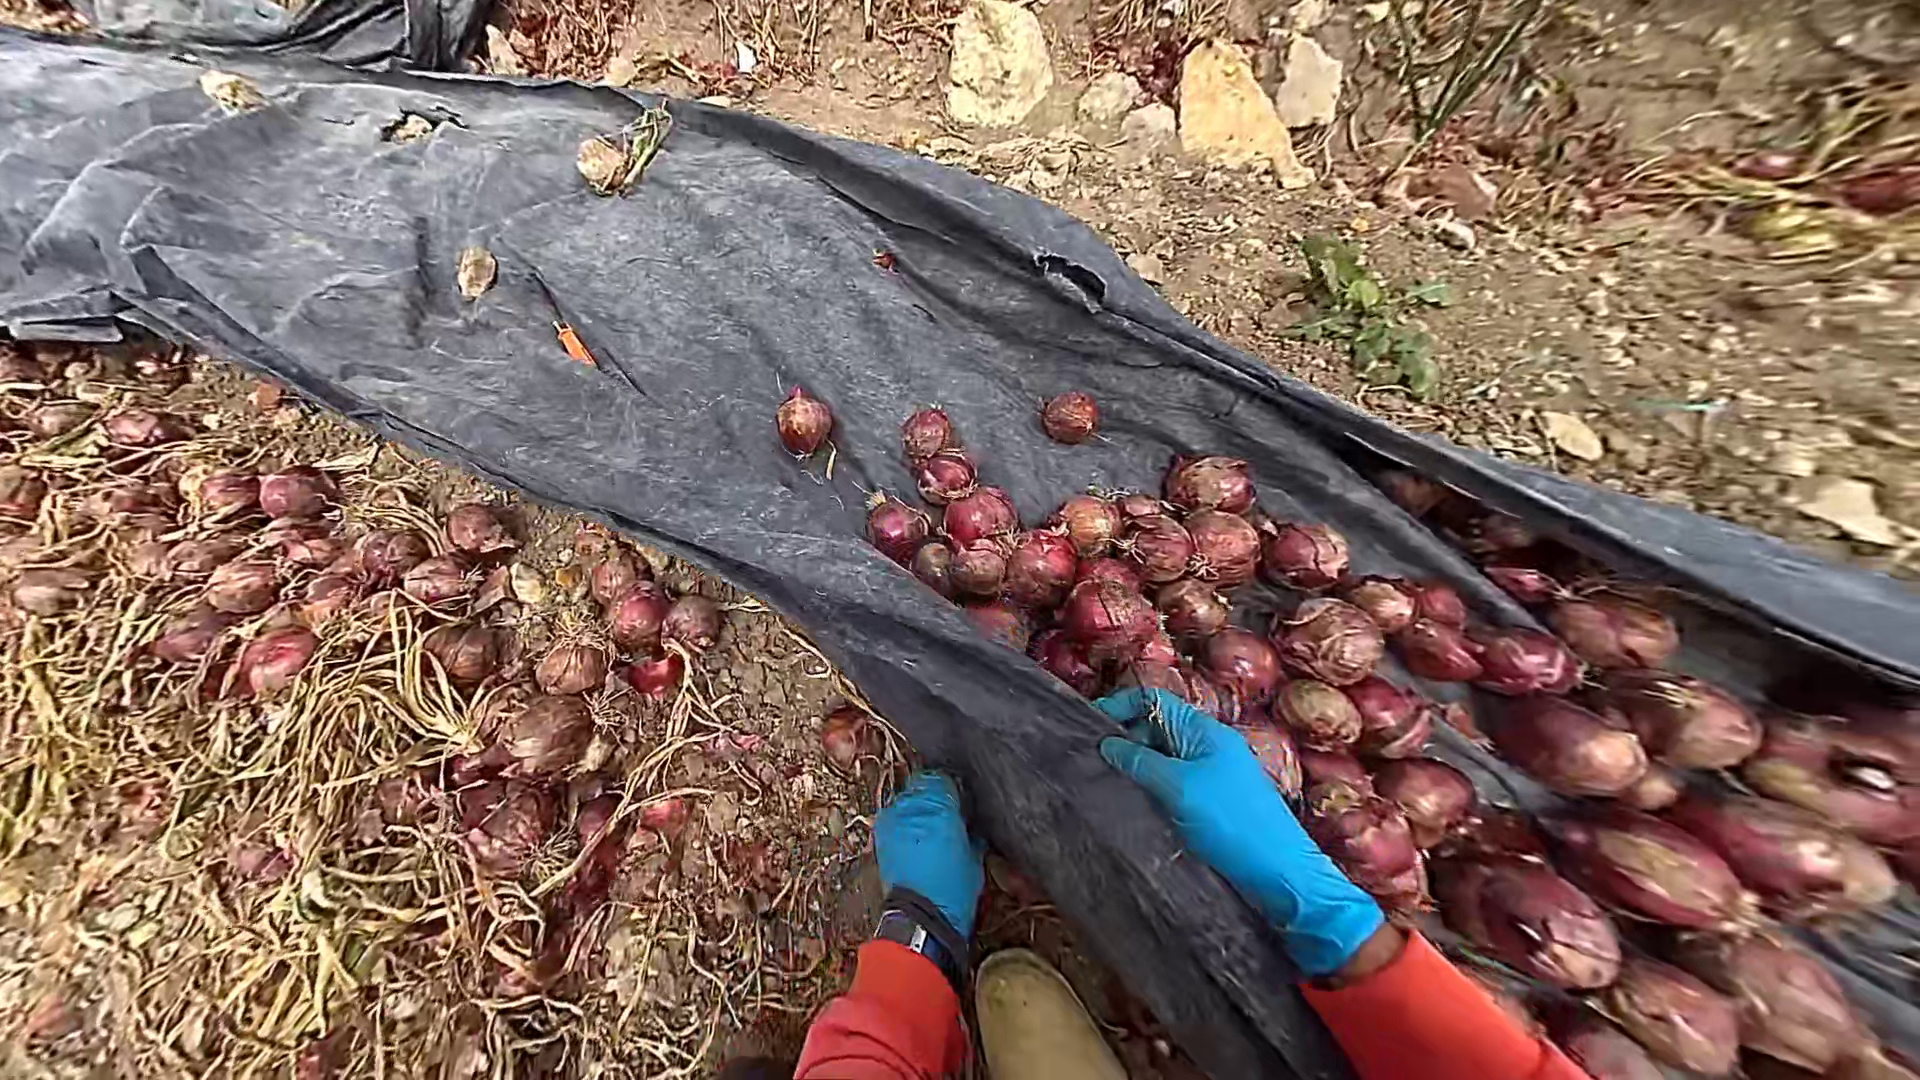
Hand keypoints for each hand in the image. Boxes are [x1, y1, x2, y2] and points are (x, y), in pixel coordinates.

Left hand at [874, 770, 984, 939]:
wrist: (920, 919)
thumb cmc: (953, 891)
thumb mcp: (974, 855)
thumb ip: (969, 827)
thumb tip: (965, 817)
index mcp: (942, 808)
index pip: (946, 779)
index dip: (954, 790)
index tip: (960, 801)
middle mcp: (914, 806)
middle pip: (924, 783)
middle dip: (935, 795)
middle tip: (945, 813)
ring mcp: (894, 817)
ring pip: (908, 796)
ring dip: (918, 806)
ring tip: (928, 827)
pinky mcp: (882, 831)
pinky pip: (895, 814)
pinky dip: (904, 820)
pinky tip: (913, 836)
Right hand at [1096, 688, 1383, 976]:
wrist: (1287, 882)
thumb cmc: (1233, 825)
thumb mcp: (1179, 788)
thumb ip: (1139, 761)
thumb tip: (1106, 743)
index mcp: (1202, 730)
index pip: (1152, 699)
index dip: (1120, 705)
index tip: (1089, 725)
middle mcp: (1206, 745)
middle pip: (1154, 726)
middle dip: (1123, 738)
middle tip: (1094, 761)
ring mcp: (1210, 774)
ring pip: (1160, 757)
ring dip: (1135, 767)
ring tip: (1108, 784)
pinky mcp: (1211, 803)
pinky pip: (1171, 783)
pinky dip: (1150, 788)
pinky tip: (1133, 805)